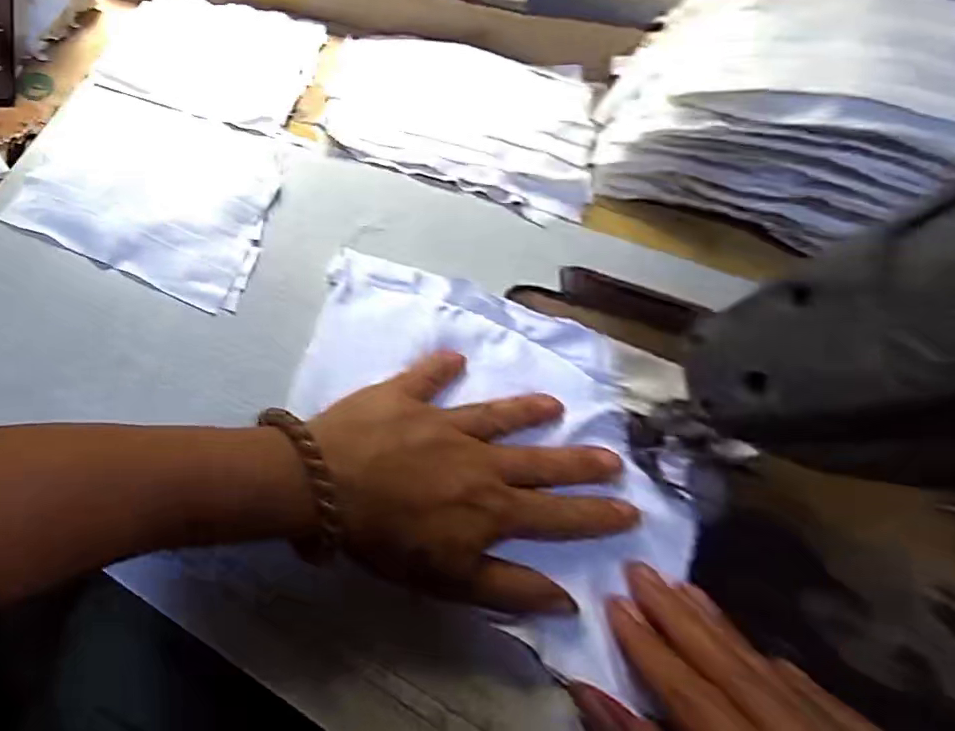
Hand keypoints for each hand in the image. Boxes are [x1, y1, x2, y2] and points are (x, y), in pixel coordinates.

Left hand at [307, 351, 639, 613]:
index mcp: (490, 507)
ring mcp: (438, 421)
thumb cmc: (382, 537)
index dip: (594, 513)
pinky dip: (439, 366)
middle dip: (576, 461)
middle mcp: (475, 459)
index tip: (630, 507)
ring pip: (492, 415)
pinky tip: (454, 355)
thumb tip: (567, 599)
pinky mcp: (399, 396)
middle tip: (611, 455)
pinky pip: (424, 376)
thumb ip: (509, 588)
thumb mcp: (448, 579)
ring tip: (553, 403)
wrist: (324, 484)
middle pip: (536, 461)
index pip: (556, 514)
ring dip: (524, 410)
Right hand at [570, 564, 879, 729]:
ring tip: (686, 588)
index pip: (689, 691)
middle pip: (732, 671)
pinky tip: (769, 655)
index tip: (613, 598)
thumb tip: (585, 688)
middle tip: (639, 568)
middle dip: (680, 619)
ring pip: (778, 677)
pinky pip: (830, 707)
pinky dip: (789, 676)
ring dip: (725, 631)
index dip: (647, 645)